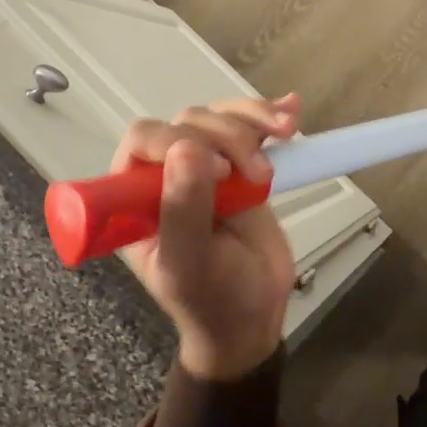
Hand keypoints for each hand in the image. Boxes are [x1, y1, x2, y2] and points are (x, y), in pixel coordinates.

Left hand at [118, 95, 300, 380]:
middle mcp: (165, 174)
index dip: (179, 141)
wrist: (254, 315)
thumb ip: (184, 209)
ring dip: (254, 119)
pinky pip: (249, 126)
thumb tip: (187, 148)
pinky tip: (292, 111)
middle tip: (261, 175)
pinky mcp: (240, 164)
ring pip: (220, 117)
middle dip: (229, 137)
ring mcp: (205, 166)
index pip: (144, 141)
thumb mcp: (190, 264)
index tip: (220, 171)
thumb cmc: (211, 299)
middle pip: (189, 122)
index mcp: (134, 197)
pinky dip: (271, 115)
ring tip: (288, 132)